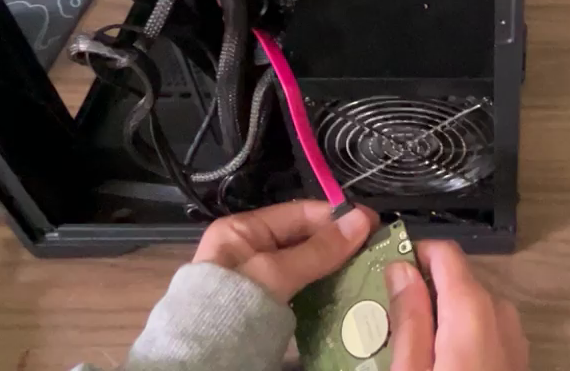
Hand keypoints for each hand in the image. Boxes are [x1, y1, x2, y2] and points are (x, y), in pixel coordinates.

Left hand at [192, 200, 377, 301]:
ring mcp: (252, 278)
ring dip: (330, 266)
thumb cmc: (233, 307)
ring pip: (302, 263)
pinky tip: (339, 290)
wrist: (199, 365)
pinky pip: (296, 286)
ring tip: (361, 268)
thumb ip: (319, 249)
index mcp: (242, 230)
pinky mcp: (259, 305)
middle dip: (336, 242)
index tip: (370, 222)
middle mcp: (246, 248)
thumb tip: (363, 219)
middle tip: (371, 248)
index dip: (335, 216)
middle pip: (301, 237)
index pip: (299, 213)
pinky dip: (317, 286)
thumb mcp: (277, 273)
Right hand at [385, 240, 528, 370]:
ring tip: (413, 355)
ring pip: (467, 307)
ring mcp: (513, 334)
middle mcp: (499, 310)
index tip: (387, 273)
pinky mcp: (518, 355)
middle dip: (423, 295)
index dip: (414, 254)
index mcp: (473, 307)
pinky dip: (461, 337)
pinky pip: (483, 329)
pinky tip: (442, 364)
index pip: (444, 251)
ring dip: (441, 319)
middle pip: (455, 280)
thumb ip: (409, 319)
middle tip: (391, 327)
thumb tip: (400, 270)